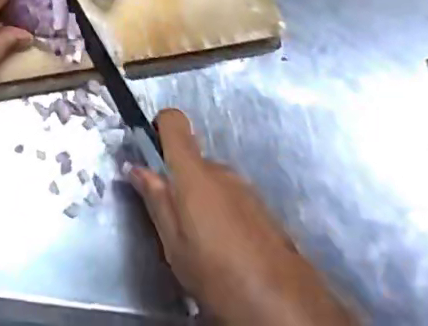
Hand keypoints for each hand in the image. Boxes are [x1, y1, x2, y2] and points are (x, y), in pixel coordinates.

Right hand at [131, 110, 357, 325]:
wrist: (291, 312)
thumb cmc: (220, 275)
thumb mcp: (174, 244)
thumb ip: (155, 200)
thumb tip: (136, 168)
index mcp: (193, 172)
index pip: (174, 121)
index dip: (159, 127)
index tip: (150, 152)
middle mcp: (222, 172)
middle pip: (192, 160)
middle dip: (179, 182)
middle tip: (173, 219)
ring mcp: (247, 191)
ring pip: (213, 183)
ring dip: (203, 202)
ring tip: (201, 243)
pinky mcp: (265, 212)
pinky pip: (233, 201)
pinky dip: (224, 217)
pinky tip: (226, 252)